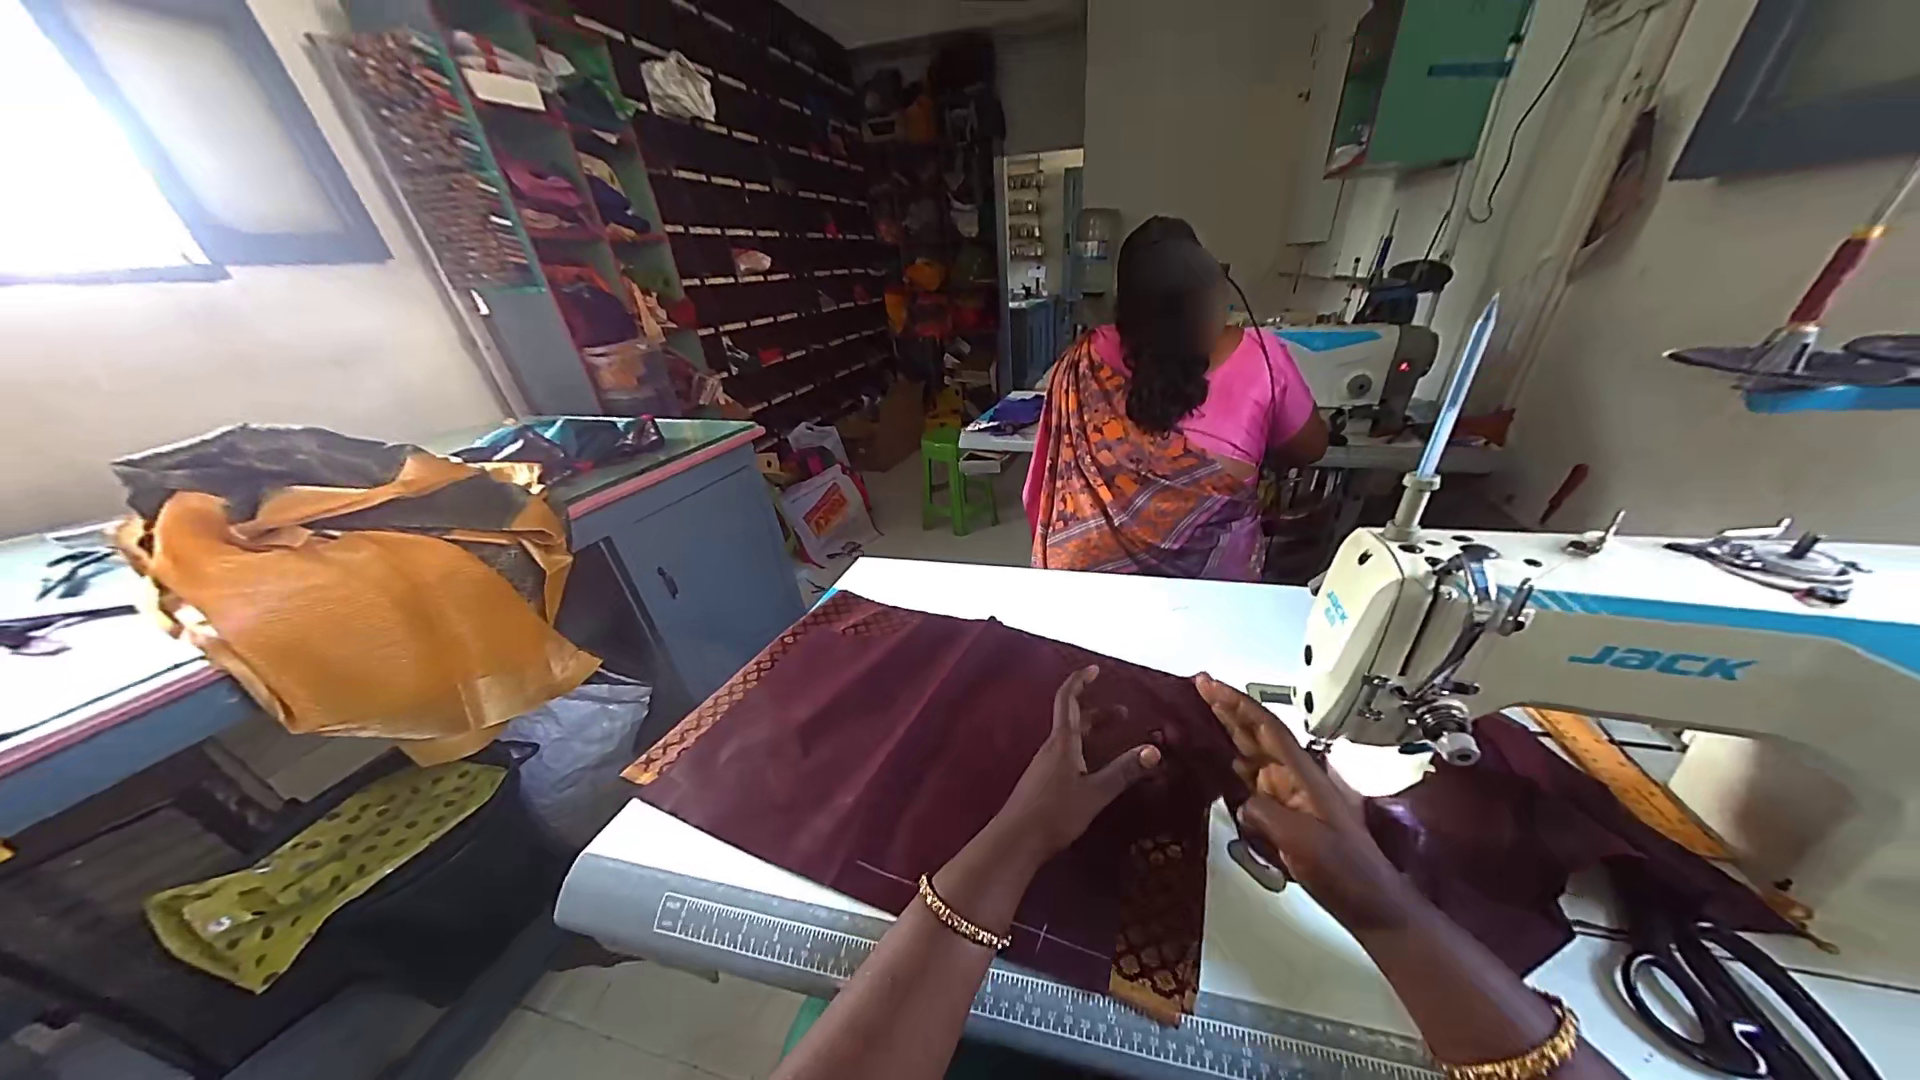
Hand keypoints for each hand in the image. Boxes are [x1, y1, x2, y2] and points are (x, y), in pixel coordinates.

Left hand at [989, 666, 1161, 868]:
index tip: (1095, 669)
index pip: (1068, 699)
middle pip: (1073, 718)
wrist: (1016, 838)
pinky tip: (1094, 764)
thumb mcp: (1095, 793)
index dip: (1080, 681)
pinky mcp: (1043, 779)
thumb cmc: (1054, 813)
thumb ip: (1124, 771)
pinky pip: (1066, 752)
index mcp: (1063, 742)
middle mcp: (1052, 747)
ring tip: (1114, 736)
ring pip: (1070, 736)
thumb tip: (1154, 750)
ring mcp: (1045, 763)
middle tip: (1123, 713)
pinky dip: (1084, 747)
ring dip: (1092, 730)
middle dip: (1097, 711)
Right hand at [1194, 673, 1419, 932]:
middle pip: (1253, 732)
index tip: (1210, 684)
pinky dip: (1225, 764)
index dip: (1236, 703)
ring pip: (1247, 751)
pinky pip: (1245, 780)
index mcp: (1302, 774)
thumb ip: (1264, 812)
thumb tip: (1240, 801)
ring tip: (1198, 713)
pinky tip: (1211, 758)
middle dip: (1226, 707)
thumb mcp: (1303, 840)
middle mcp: (1291, 777)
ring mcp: (1284, 794)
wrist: (1371, 906)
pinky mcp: (1278, 813)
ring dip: (1224, 730)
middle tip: (1199, 685)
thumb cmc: (1346, 871)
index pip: (1264, 727)